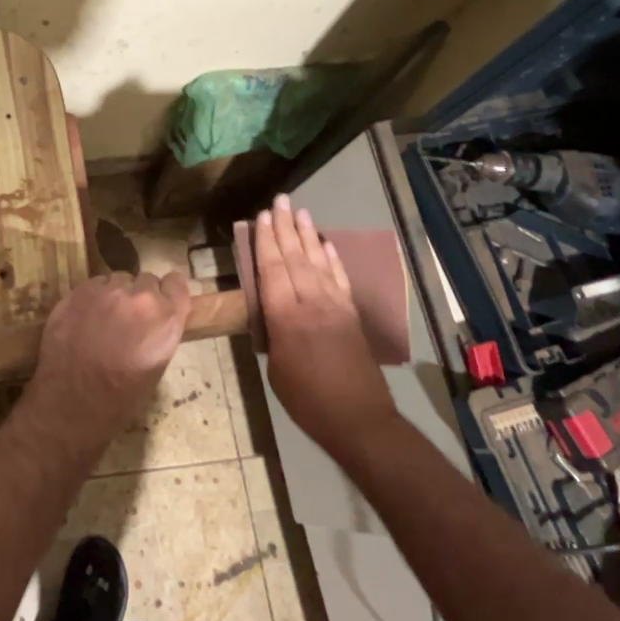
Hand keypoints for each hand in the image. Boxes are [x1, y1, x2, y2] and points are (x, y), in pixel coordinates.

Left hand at [25, 271, 190, 443]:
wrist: (74, 400)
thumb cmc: (121, 395)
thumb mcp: (157, 364)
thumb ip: (161, 330)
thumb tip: (154, 319)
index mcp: (167, 318)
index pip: (177, 283)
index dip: (168, 291)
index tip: (162, 300)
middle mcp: (141, 297)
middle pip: (146, 279)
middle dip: (140, 295)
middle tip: (129, 317)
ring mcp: (108, 291)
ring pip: (117, 280)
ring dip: (115, 294)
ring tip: (104, 318)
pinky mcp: (80, 291)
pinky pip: (93, 285)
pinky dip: (92, 297)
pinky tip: (85, 319)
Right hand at [257, 194, 397, 446]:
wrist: (358, 419)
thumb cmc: (306, 400)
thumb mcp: (275, 367)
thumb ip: (272, 332)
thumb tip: (271, 311)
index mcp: (285, 317)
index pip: (273, 269)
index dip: (266, 241)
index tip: (262, 216)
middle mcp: (311, 303)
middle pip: (295, 257)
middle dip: (285, 228)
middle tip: (280, 201)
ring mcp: (334, 306)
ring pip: (318, 262)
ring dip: (308, 235)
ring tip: (301, 212)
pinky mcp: (351, 315)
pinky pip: (339, 279)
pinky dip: (333, 259)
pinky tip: (326, 244)